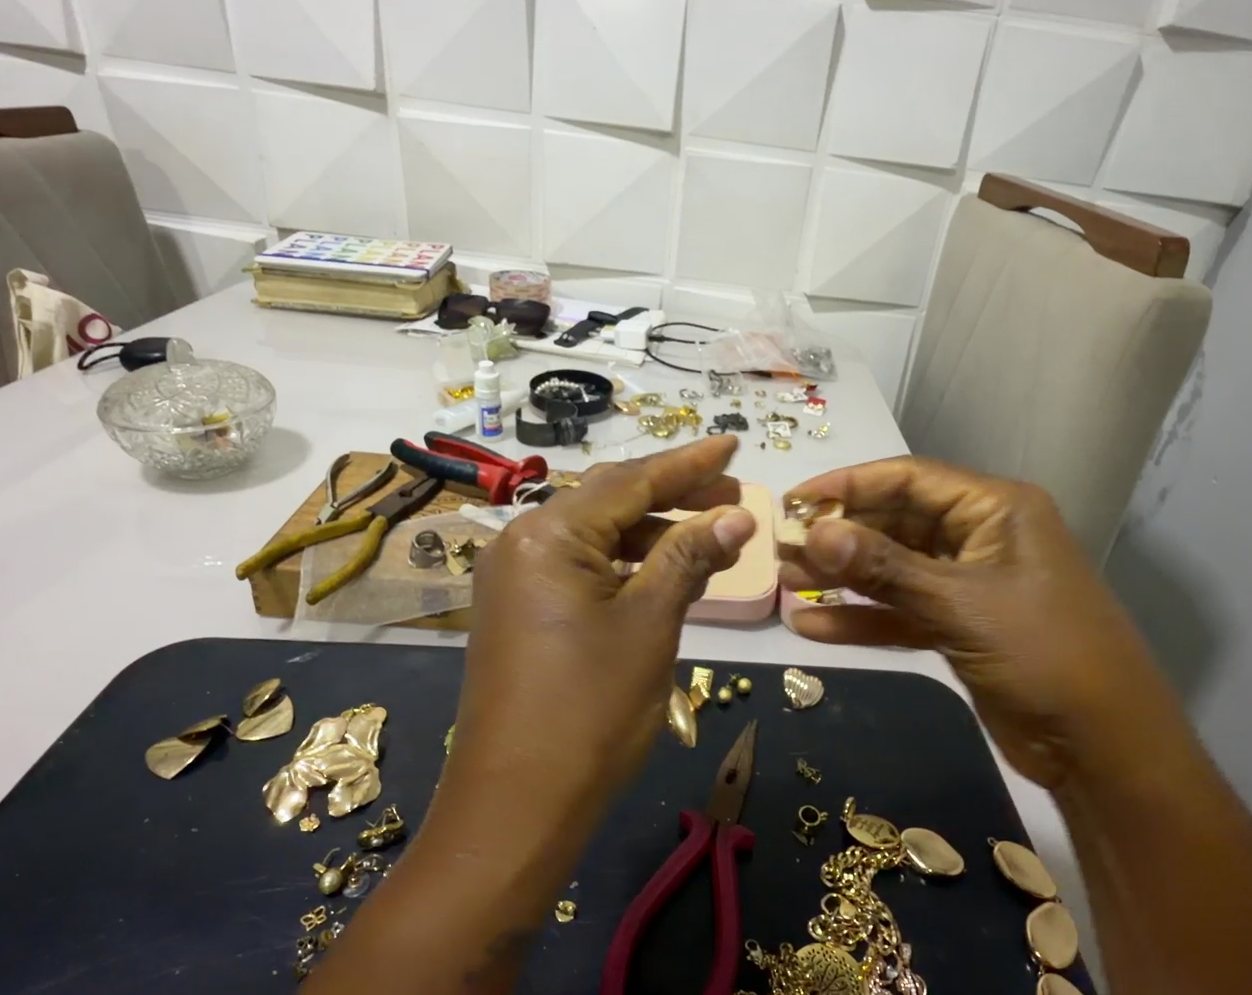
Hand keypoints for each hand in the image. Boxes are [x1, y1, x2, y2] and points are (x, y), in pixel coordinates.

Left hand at [451, 436, 757, 807]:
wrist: (515, 806)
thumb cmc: (589, 710)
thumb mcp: (650, 626)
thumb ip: (689, 559)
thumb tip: (738, 517)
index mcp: (548, 535)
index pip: (630, 481)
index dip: (688, 463)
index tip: (733, 445)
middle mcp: (521, 542)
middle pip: (610, 501)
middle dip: (674, 496)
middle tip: (734, 496)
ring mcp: (513, 578)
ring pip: (596, 536)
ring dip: (653, 533)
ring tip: (713, 538)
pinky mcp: (517, 610)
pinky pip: (580, 568)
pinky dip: (625, 565)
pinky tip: (667, 573)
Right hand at [779, 457, 1186, 788]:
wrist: (1105, 749)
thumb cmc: (1044, 655)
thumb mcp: (959, 605)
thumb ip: (884, 568)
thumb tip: (814, 533)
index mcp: (996, 509)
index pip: (908, 479)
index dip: (848, 485)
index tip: (793, 502)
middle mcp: (982, 536)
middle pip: (896, 522)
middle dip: (839, 535)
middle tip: (780, 548)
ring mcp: (970, 584)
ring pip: (894, 568)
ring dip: (843, 576)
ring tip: (784, 582)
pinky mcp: (961, 627)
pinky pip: (902, 611)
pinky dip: (862, 618)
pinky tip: (812, 627)